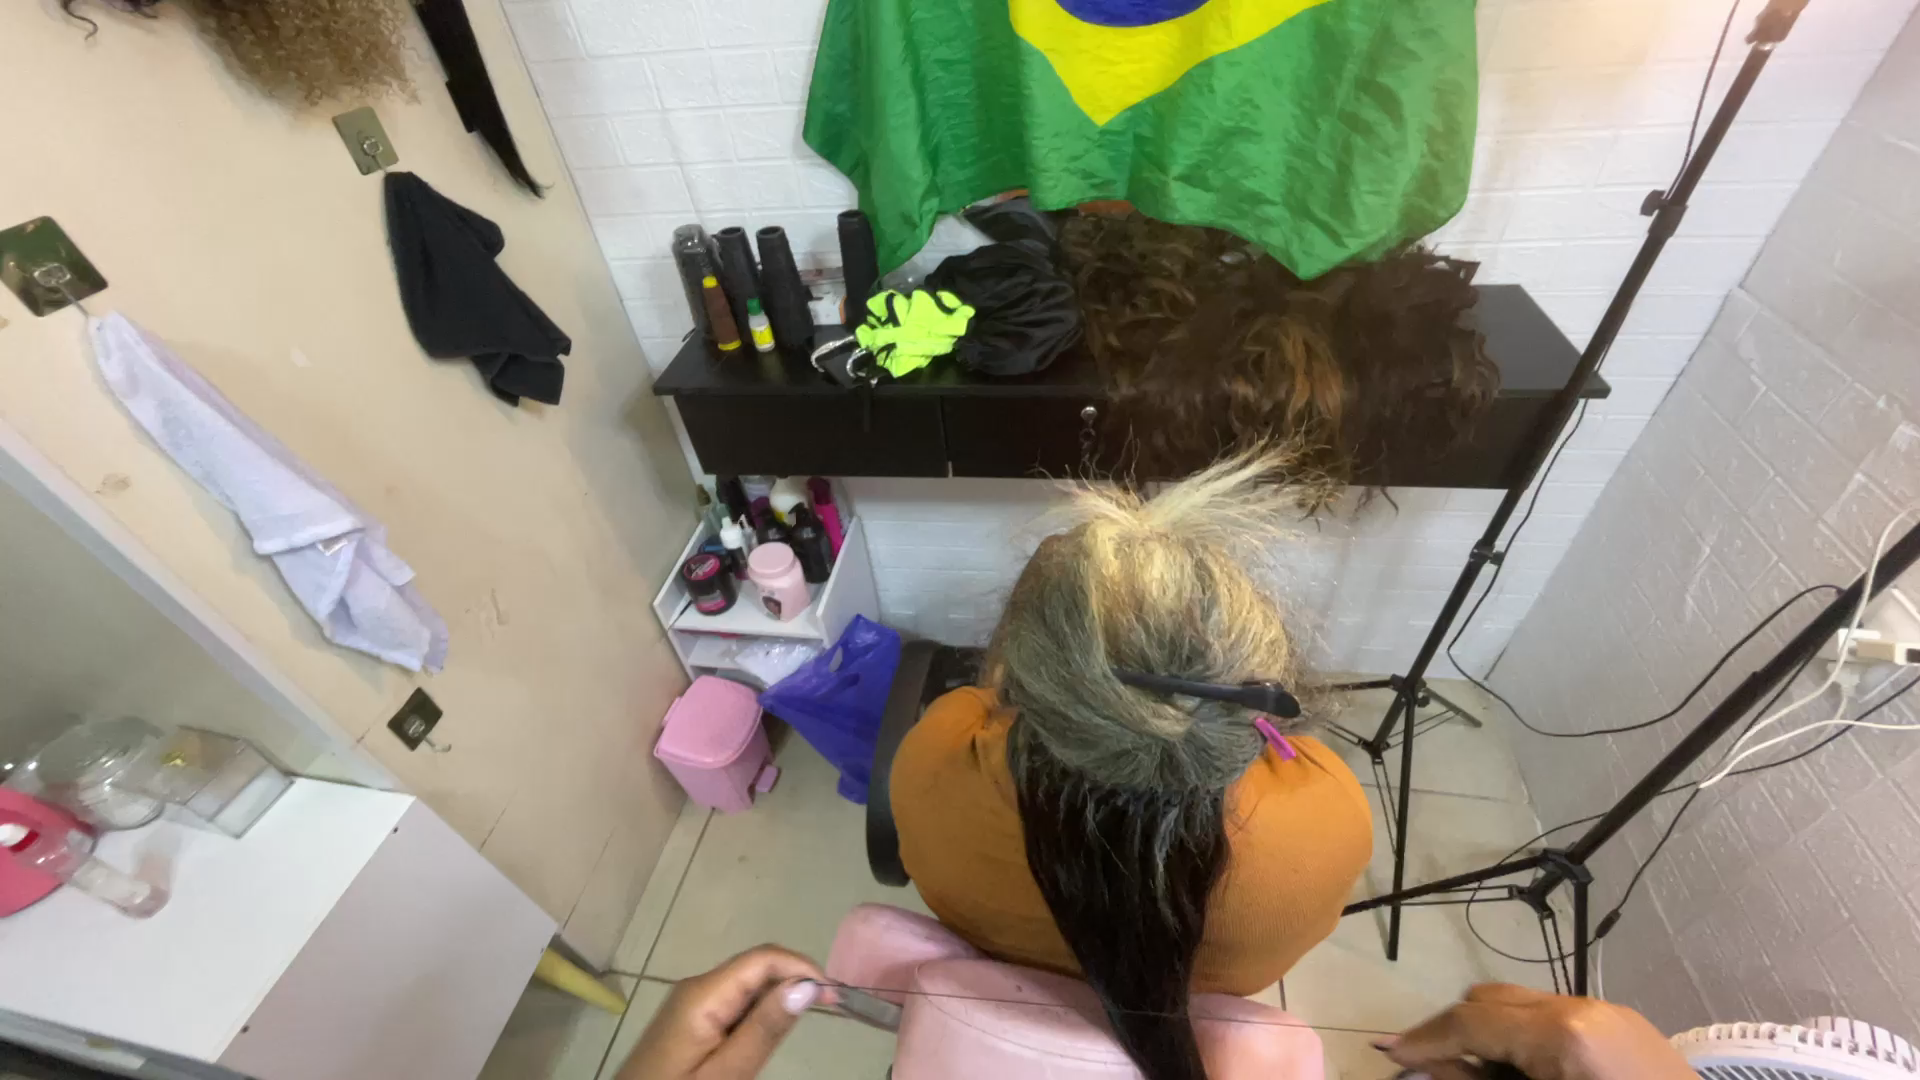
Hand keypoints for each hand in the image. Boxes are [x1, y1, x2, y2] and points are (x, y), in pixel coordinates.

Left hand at [616, 946, 830, 1079]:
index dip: (802, 968)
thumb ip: (763, 1031)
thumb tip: (806, 985)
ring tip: (796, 1032)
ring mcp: (688, 1006)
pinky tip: (762, 1042)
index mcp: (702, 994)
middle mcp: (695, 988)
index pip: (763, 958)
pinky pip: (731, 1006)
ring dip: (774, 1001)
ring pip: (745, 987)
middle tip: (824, 1015)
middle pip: (755, 968)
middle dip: (791, 983)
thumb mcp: (723, 1078)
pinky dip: (755, 1016)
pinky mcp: (686, 1025)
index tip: (833, 997)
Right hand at [1382, 984, 1695, 1079]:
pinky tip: (1537, 1072)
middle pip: (1486, 999)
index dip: (1425, 1039)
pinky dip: (1531, 1038)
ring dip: (1494, 1032)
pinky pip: (1553, 1015)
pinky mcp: (1625, 1022)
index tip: (1391, 1053)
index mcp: (1562, 1034)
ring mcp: (1606, 1009)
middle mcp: (1578, 1005)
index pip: (1470, 1022)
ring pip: (1517, 1003)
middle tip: (1441, 1069)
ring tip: (1494, 1073)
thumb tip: (1420, 1066)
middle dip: (1458, 1031)